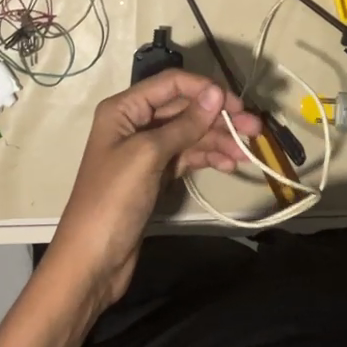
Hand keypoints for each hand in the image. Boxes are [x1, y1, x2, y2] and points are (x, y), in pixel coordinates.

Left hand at [43, 70, 260, 304]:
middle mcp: (135, 122)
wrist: (91, 262)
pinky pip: (187, 156)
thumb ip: (184, 124)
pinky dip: (208, 157)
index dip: (205, 90)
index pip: (171, 84)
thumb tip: (215, 93)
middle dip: (218, 116)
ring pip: (189, 134)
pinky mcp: (156, 175)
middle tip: (255, 129)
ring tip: (248, 151)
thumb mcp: (148, 156)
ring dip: (218, 139)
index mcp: (124, 108)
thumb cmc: (113, 200)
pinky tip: (230, 164)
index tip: (237, 105)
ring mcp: (146, 150)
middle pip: (183, 108)